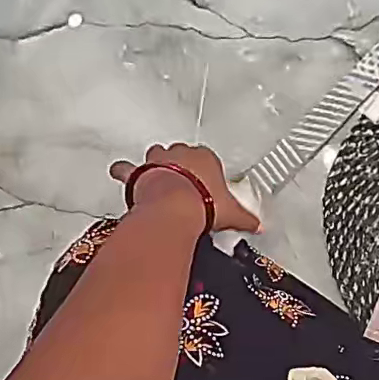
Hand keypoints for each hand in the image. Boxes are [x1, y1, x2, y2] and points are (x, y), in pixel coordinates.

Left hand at [109, 143, 260, 233]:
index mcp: (205, 158)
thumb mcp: (232, 214)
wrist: (174, 207)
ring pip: (154, 155)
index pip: (208, 159)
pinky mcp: (138, 172)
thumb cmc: (202, 203)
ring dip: (155, 164)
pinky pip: (126, 168)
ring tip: (156, 175)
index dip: (207, 171)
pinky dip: (123, 171)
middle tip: (185, 181)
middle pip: (180, 153)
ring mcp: (157, 161)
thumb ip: (245, 219)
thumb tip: (257, 226)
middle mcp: (180, 154)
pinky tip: (121, 174)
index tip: (208, 183)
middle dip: (181, 164)